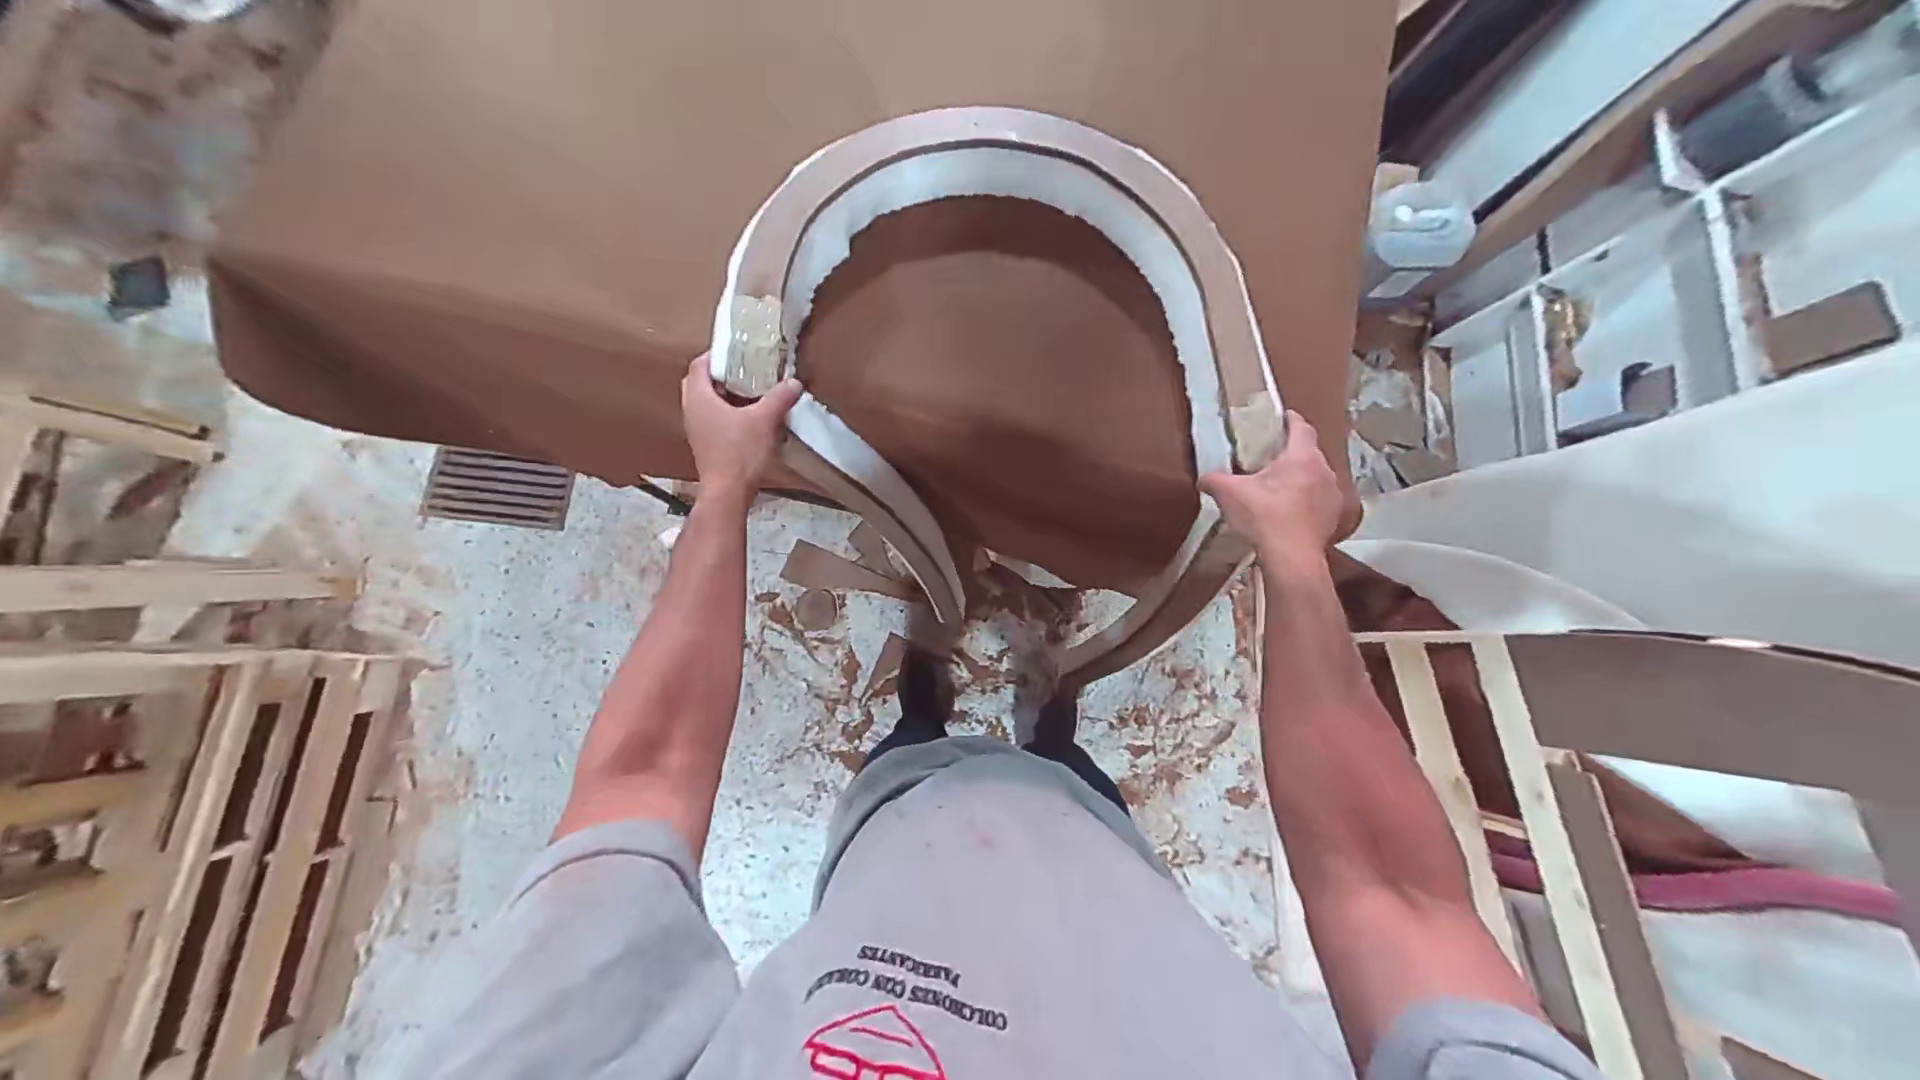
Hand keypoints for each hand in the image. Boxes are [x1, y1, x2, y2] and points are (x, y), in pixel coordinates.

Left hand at [680, 353, 802, 497]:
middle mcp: (692, 411)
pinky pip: (712, 420)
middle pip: (701, 383)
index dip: (718, 355)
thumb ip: (780, 398)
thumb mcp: (765, 420)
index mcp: (699, 398)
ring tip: (750, 393)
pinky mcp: (705, 444)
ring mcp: (696, 430)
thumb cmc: (740, 453)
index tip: (738, 352)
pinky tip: (749, 419)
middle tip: (745, 372)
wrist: (727, 492)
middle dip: (722, 375)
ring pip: (706, 402)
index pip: (700, 365)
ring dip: (725, 396)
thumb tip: (794, 383)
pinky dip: (727, 413)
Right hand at [1198, 411, 1343, 569]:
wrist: (1291, 557)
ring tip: (1277, 488)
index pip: (1301, 427)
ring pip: (1315, 477)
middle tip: (1269, 458)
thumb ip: (1214, 480)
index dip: (1290, 420)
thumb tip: (1204, 478)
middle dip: (1290, 453)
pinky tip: (1287, 512)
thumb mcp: (1230, 494)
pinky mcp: (1332, 517)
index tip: (1282, 417)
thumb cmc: (1265, 518)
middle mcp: (1323, 471)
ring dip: (1299, 478)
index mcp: (1301, 457)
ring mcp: (1331, 495)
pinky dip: (1305, 501)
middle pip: (1308, 452)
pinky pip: (1318, 500)